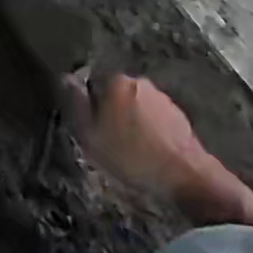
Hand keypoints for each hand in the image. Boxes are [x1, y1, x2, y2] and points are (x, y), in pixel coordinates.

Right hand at [60, 73, 215, 197]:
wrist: (185, 175)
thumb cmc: (131, 156)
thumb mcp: (91, 137)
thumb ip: (77, 105)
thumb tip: (66, 78)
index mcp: (116, 81)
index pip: (93, 87)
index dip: (92, 111)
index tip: (96, 133)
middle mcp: (140, 81)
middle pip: (117, 96)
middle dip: (114, 115)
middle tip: (113, 145)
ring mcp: (162, 97)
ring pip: (137, 108)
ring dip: (134, 125)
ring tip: (135, 153)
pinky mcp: (179, 115)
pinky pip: (156, 120)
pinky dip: (152, 133)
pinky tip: (152, 154)